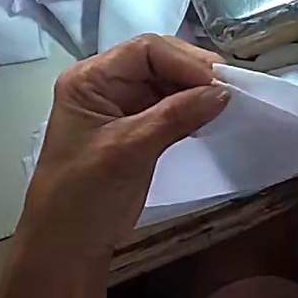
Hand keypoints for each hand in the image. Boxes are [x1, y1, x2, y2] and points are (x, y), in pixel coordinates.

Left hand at [21, 35, 231, 260]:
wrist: (67, 246)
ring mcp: (121, 106)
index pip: (144, 51)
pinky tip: (211, 115)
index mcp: (90, 79)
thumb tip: (222, 92)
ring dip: (196, 90)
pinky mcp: (137, 128)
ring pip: (168, 82)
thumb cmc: (84, 194)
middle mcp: (105, 84)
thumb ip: (175, 116)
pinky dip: (192, 108)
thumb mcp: (129, 150)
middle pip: (158, 61)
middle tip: (230, 87)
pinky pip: (170, 106)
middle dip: (193, 72)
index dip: (184, 61)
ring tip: (226, 100)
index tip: (218, 82)